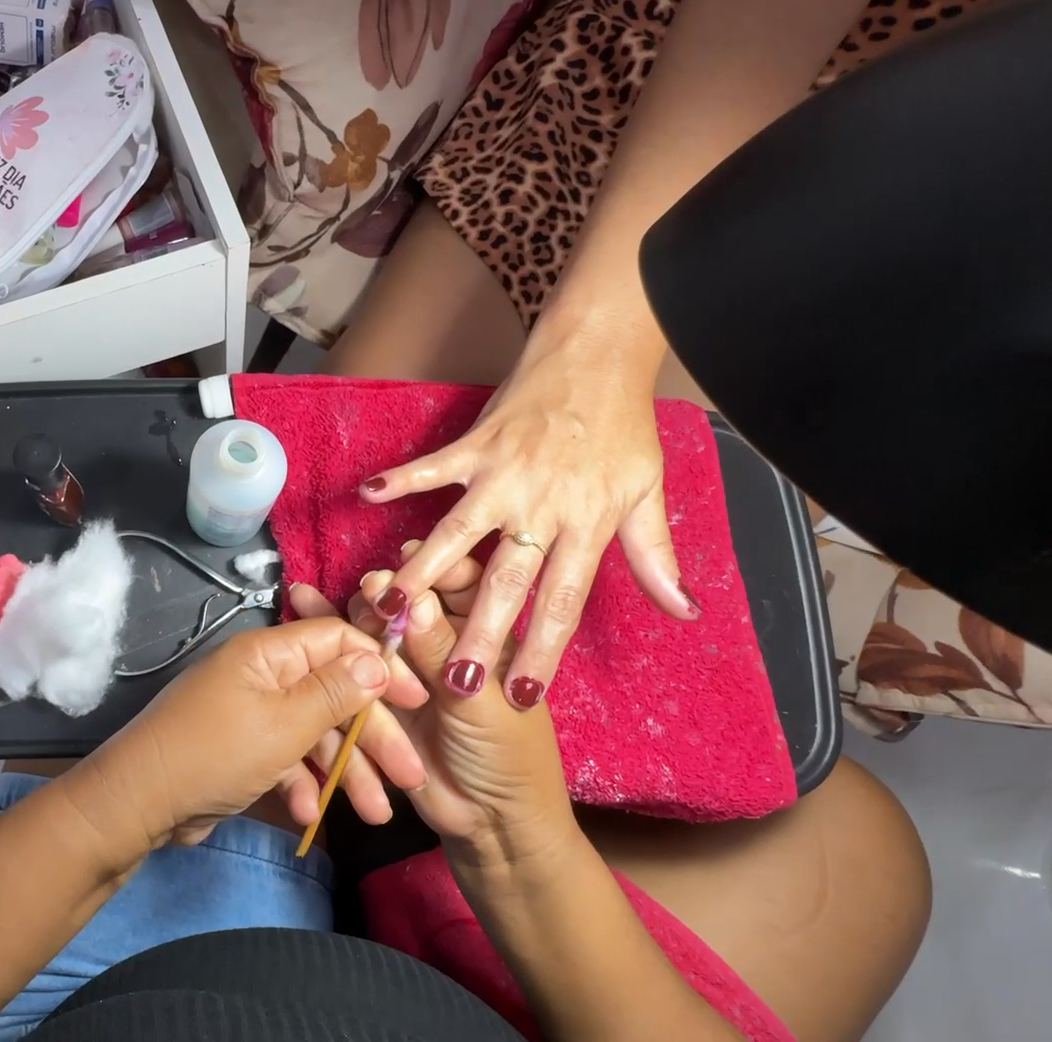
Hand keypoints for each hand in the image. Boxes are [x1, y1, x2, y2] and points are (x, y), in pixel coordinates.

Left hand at [66, 619, 430, 850]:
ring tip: (375, 815)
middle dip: (370, 736)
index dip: (379, 667)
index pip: (336, 641)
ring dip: (343, 770)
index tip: (419, 700)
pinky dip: (299, 782)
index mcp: (268, 653)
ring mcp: (251, 713)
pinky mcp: (242, 749)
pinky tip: (308, 812)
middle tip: (411, 777)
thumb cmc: (217, 751)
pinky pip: (284, 758)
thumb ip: (335, 693)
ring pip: (313, 733)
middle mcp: (262, 676)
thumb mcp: (285, 723)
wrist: (142, 802)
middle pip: (331, 694)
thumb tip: (377, 661)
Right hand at [291, 546, 578, 868]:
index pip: (455, 582)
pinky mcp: (377, 691)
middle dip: (383, 594)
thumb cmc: (507, 758)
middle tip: (368, 595)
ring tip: (322, 602)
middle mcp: (440, 640)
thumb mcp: (480, 702)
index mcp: (480, 633)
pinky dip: (324, 630)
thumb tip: (413, 597)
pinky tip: (301, 598)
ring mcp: (406, 665)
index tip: (406, 561)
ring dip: (349, 610)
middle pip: (404, 599)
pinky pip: (349, 658)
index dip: (431, 568)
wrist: (487, 825)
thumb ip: (443, 651)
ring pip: (372, 625)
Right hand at [361, 340, 697, 709]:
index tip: (523, 694)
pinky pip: (433, 466)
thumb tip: (683, 612)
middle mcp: (542, 505)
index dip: (543, 649)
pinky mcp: (474, 444)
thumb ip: (655, 555)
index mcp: (587, 522)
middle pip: (507, 579)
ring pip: (458, 531)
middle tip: (456, 680)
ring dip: (424, 570)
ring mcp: (503, 474)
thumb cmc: (620, 427)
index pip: (564, 600)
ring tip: (392, 606)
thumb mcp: (647, 491)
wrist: (597, 356)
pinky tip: (368, 495)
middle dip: (481, 632)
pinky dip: (402, 478)